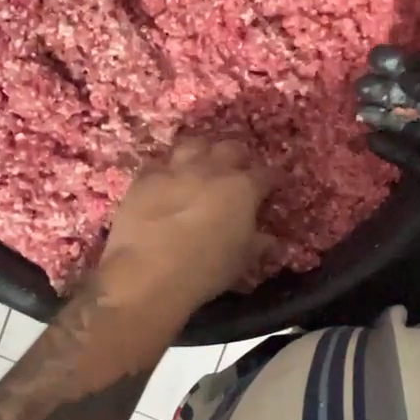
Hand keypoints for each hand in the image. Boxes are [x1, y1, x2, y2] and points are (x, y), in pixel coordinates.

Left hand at [100, 138, 272, 309]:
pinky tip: (167, 183)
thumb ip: (258, 244)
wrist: (148, 274)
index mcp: (242, 188)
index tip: (274, 185)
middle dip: (239, 158)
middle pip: (231, 148)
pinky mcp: (144, 179)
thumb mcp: (242, 260)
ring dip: (203, 153)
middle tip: (239, 172)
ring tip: (202, 167)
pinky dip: (168, 171)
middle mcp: (211, 170)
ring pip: (194, 145)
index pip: (266, 174)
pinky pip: (160, 164)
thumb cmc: (207, 269)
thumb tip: (269, 239)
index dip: (273, 179)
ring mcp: (175, 170)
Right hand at [355, 45, 419, 264]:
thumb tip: (399, 74)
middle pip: (416, 97)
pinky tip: (367, 140)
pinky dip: (388, 147)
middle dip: (387, 89)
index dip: (404, 62)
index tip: (374, 59)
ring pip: (408, 125)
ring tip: (357, 110)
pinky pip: (407, 156)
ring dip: (383, 116)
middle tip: (358, 87)